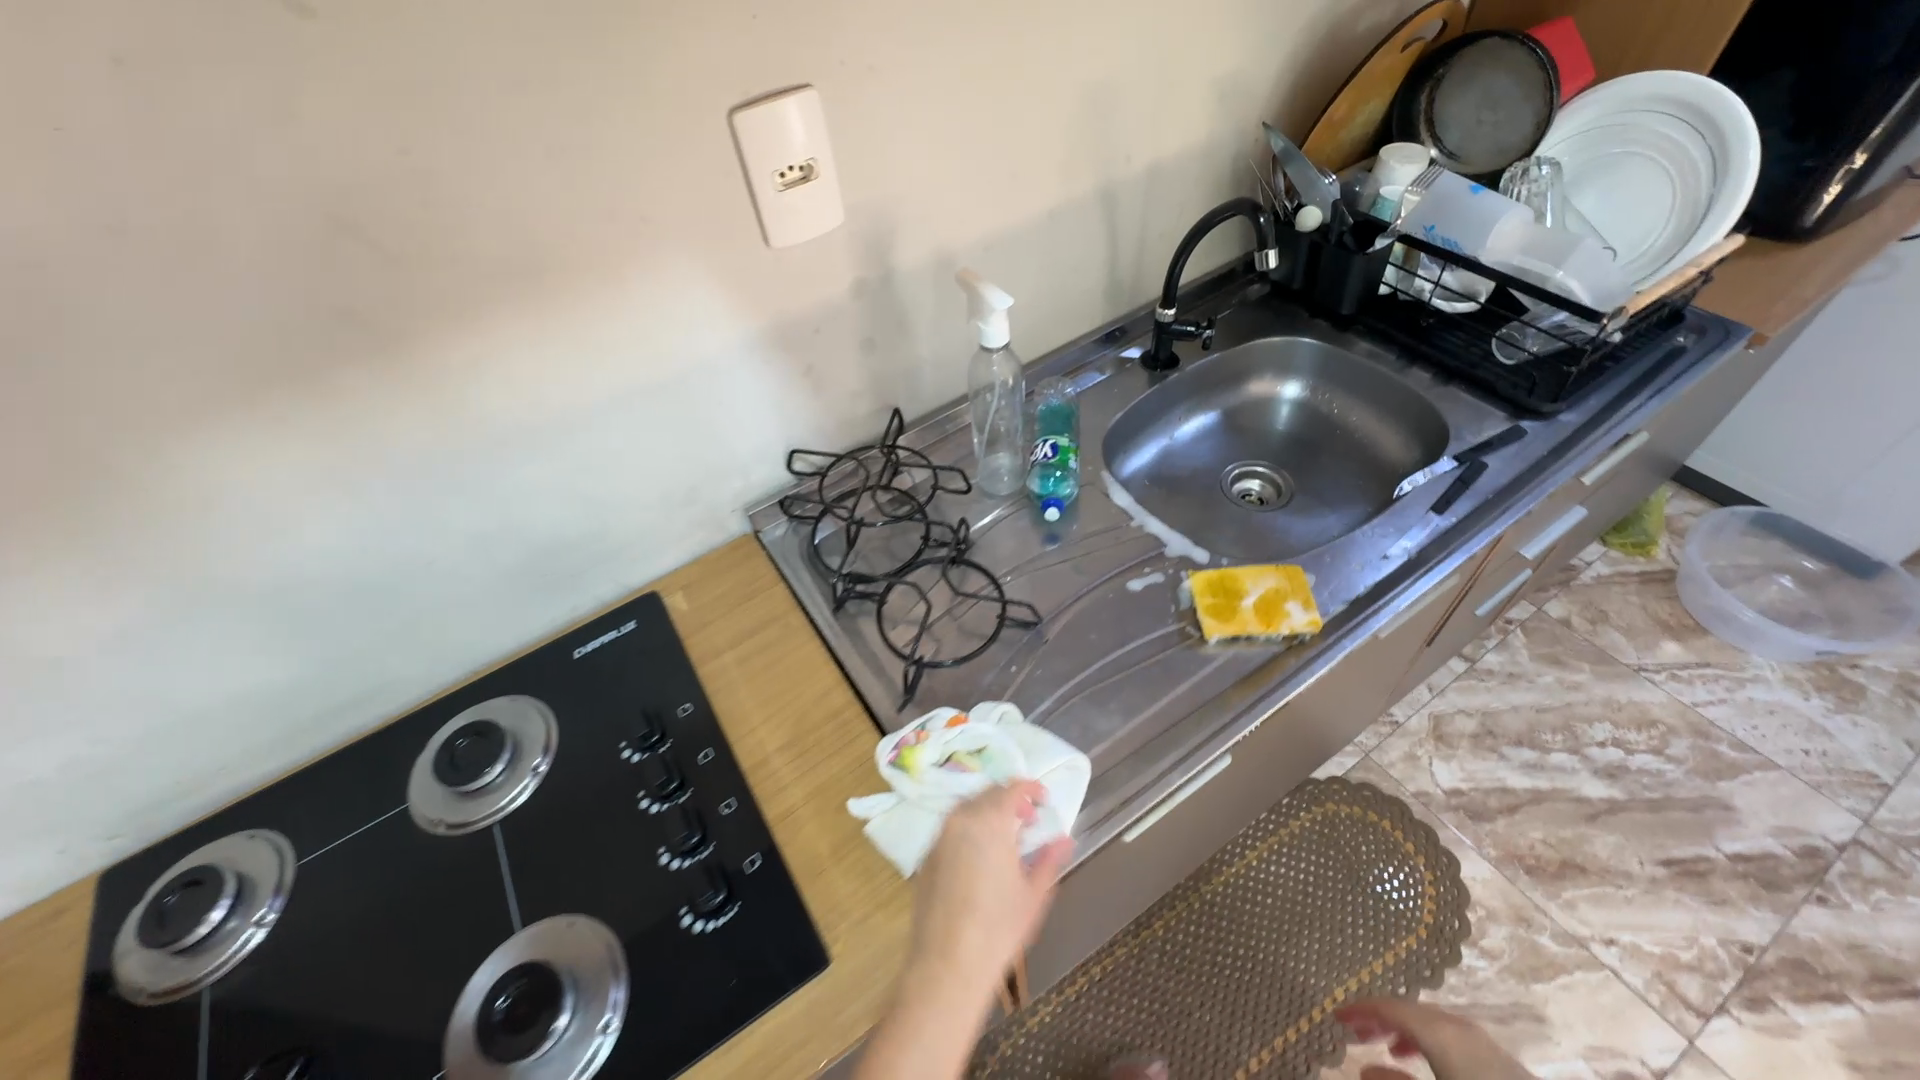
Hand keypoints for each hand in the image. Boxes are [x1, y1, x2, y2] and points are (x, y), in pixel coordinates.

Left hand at [907, 780, 1073, 996]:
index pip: (1011, 788)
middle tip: (1028, 821)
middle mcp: (960, 820)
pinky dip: (968, 831)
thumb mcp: (1034, 893)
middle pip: (986, 794)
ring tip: (1005, 839)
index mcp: (990, 821)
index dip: (1030, 788)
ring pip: (965, 810)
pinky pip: (950, 831)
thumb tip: (1064, 839)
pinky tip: (980, 859)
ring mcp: (938, 838)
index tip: (1044, 799)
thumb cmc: (999, 927)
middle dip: (1009, 800)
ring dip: (987, 813)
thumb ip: (1049, 859)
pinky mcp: (926, 858)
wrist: (947, 962)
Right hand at [1335, 1000, 1533, 1079]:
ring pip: (1433, 1023)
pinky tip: (1424, 1062)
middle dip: (1381, 1018)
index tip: (1335, 1017)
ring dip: (1404, 1030)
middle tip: (1354, 1032)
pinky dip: (1428, 1042)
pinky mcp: (1500, 1060)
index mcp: (1441, 1032)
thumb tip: (1365, 1067)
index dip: (1360, 1009)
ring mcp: (1484, 1043)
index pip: (1391, 1007)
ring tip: (1385, 1046)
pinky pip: (1452, 1037)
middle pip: (1412, 1010)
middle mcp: (1461, 1028)